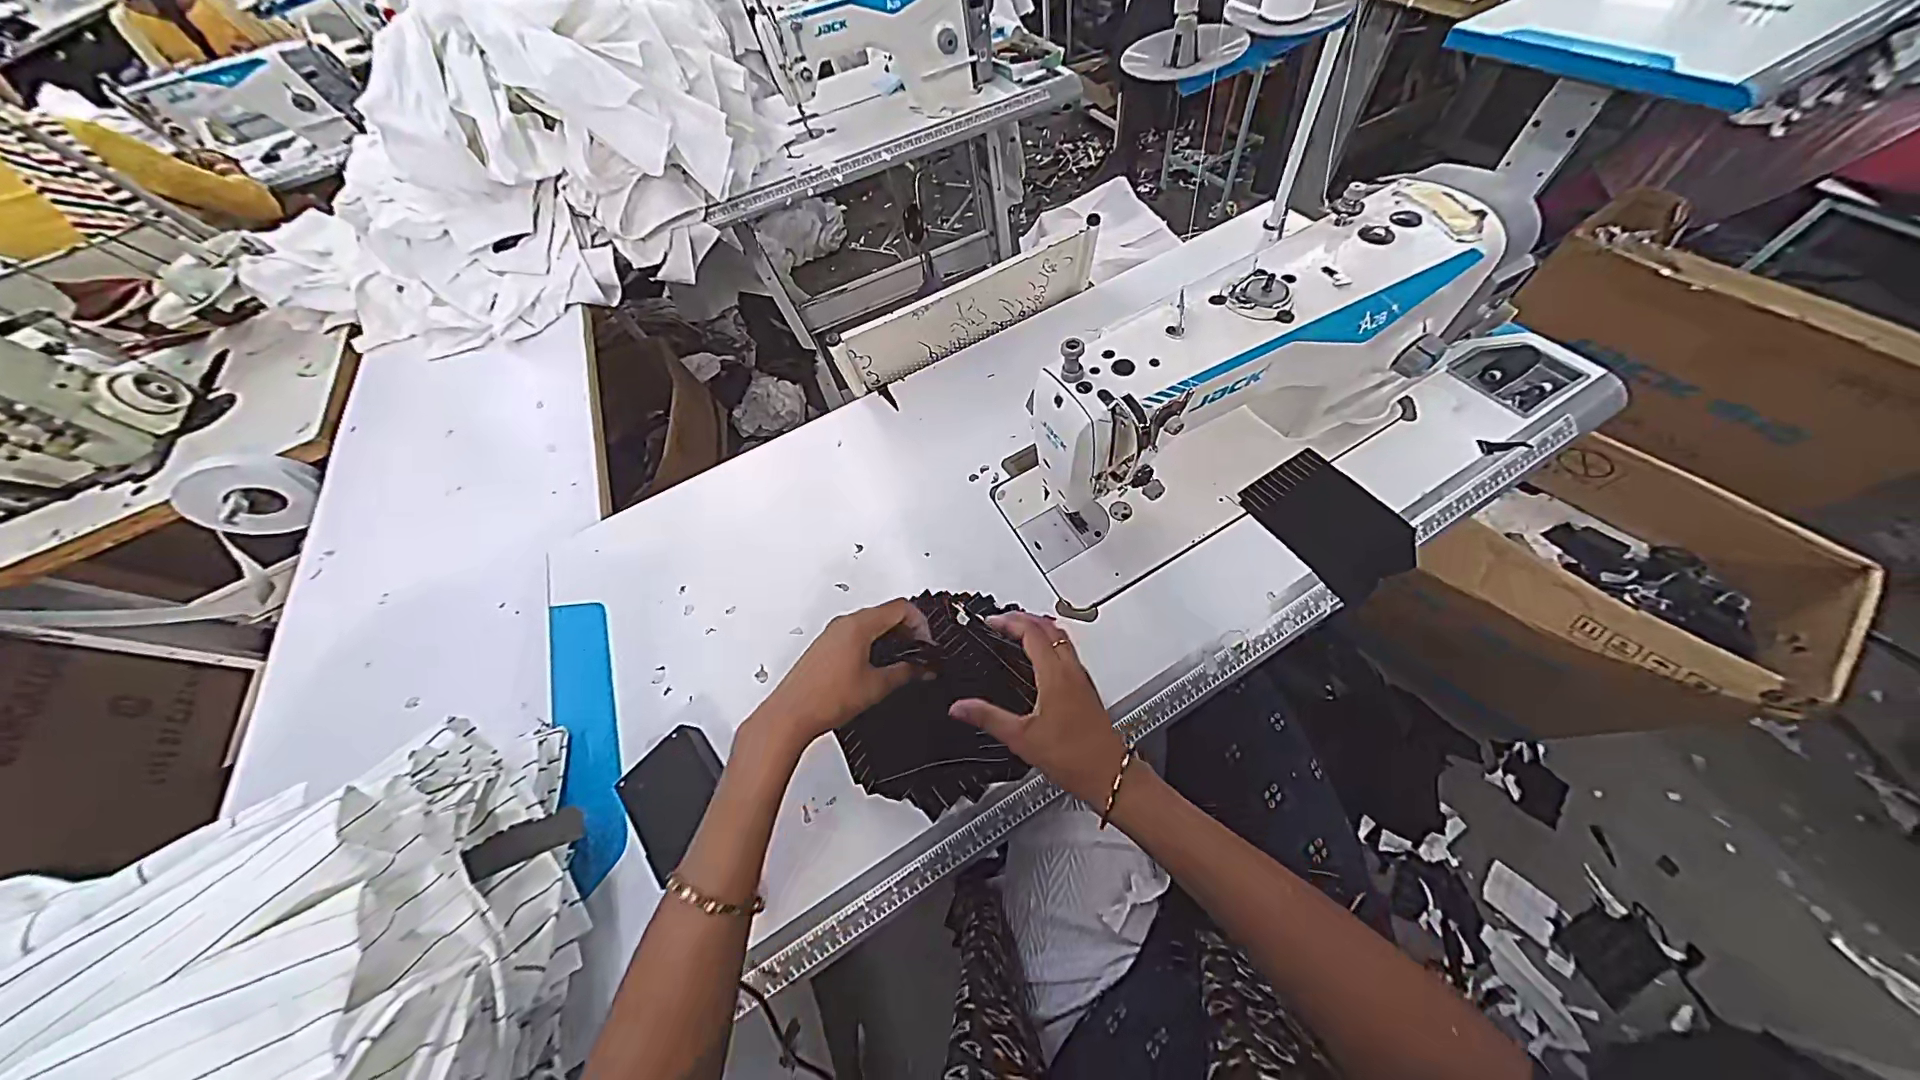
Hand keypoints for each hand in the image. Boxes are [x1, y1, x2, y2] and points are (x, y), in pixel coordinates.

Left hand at [750, 599, 931, 751]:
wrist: (790, 714)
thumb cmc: (823, 699)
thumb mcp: (877, 686)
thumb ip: (906, 673)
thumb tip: (923, 670)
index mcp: (858, 625)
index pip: (901, 607)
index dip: (921, 624)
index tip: (926, 644)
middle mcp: (844, 623)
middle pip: (887, 612)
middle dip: (908, 630)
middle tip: (919, 652)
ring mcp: (833, 633)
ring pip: (871, 623)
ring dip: (891, 637)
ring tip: (902, 662)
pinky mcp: (826, 645)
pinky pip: (856, 633)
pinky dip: (874, 643)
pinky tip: (878, 667)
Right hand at [949, 612, 1127, 804]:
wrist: (1109, 774)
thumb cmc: (1075, 758)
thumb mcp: (1021, 738)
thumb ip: (988, 718)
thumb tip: (960, 707)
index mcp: (1055, 676)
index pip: (1032, 632)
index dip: (1010, 621)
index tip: (992, 621)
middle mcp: (1072, 672)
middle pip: (1049, 628)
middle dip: (1024, 618)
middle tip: (1003, 620)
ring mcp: (1082, 679)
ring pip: (1062, 639)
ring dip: (1040, 628)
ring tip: (1020, 630)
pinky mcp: (1086, 690)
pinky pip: (1068, 654)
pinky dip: (1051, 644)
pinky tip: (1043, 660)